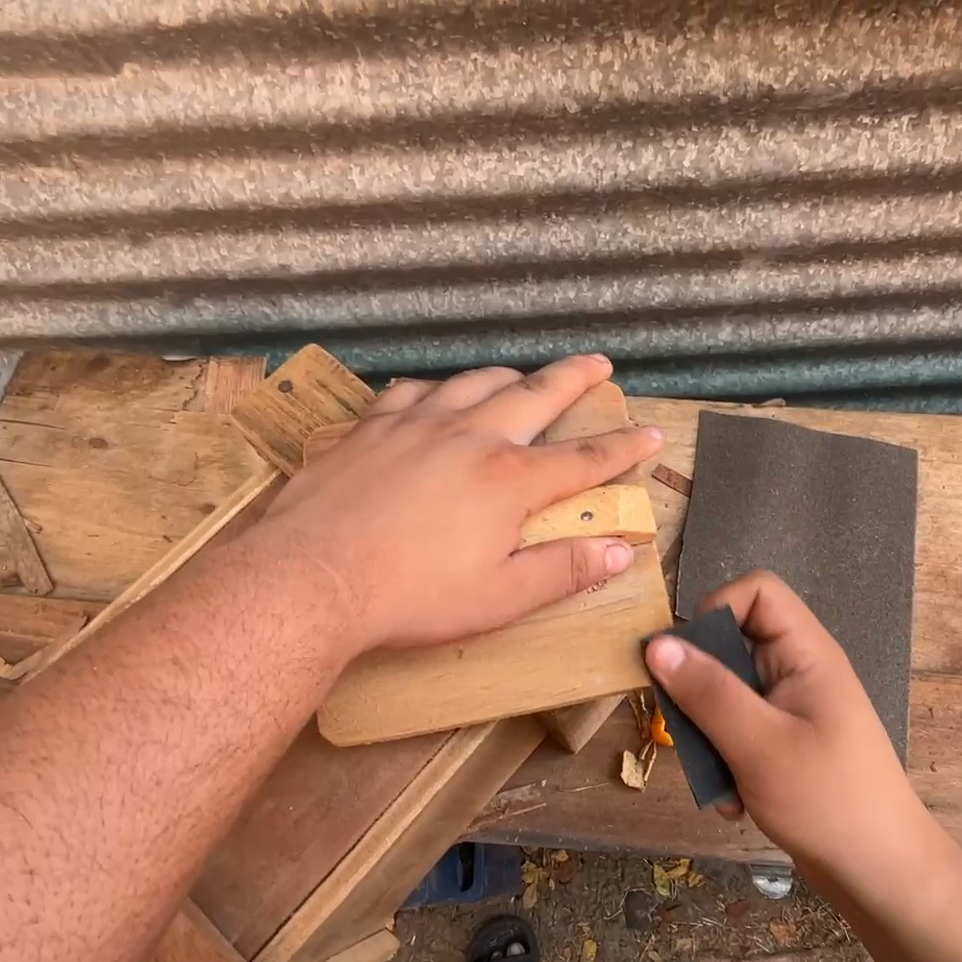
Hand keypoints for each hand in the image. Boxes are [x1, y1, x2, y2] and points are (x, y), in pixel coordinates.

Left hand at [259, 354, 663, 652]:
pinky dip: (437, 389)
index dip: (622, 447)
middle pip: (535, 395)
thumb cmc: (412, 597)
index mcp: (509, 481)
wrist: (312, 577)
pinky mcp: (371, 428)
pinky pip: (413, 392)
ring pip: (475, 382)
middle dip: (574, 378)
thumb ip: (564, 570)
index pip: (583, 459)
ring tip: (524, 375)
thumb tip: (621, 551)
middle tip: (598, 363)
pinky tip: (436, 396)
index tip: (650, 433)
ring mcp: (417, 425)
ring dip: (509, 375)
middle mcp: (470, 438)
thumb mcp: (501, 598)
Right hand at [643, 571, 919, 879]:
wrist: (882, 877)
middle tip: (686, 727)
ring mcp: (791, 709)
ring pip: (726, 693)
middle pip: (731, 644)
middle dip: (701, 688)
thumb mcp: (759, 745)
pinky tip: (734, 800)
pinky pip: (737, 730)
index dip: (717, 608)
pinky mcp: (783, 743)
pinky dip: (726, 760)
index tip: (685, 656)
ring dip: (710, 734)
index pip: (758, 592)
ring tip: (716, 778)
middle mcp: (797, 671)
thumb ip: (707, 693)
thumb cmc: (829, 802)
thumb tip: (657, 645)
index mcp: (806, 654)